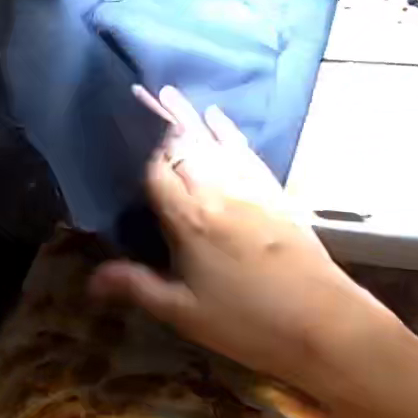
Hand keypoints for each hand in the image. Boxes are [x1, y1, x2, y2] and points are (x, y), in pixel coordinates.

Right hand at [89, 86, 409, 397]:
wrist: (327, 326)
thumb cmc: (248, 322)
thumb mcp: (184, 313)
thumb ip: (137, 286)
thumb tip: (90, 280)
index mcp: (189, 219)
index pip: (158, 171)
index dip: (142, 153)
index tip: (127, 132)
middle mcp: (217, 193)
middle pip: (185, 146)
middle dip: (163, 120)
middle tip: (145, 91)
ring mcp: (250, 189)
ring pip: (213, 142)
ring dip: (191, 117)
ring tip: (171, 92)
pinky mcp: (275, 193)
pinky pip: (246, 152)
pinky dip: (229, 131)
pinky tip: (219, 118)